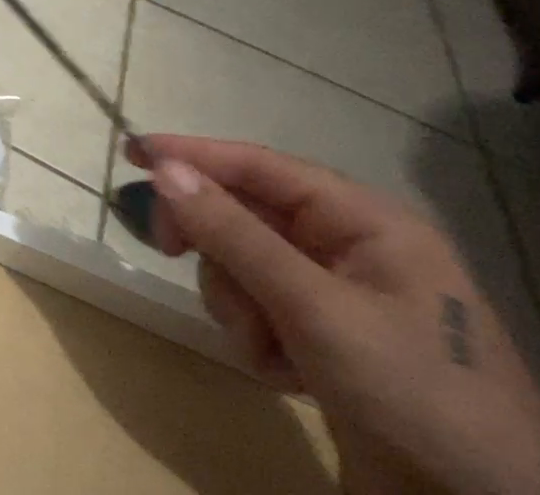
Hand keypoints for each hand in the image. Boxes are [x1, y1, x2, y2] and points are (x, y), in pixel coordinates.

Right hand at [124, 134, 539, 493]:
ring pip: (239, 267)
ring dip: (237, 306)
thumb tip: (163, 170)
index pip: (261, 167)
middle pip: (242, 216)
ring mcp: (336, 294)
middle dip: (214, 247)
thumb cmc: (409, 388)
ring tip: (269, 349)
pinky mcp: (322, 335)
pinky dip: (255, 337)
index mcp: (367, 223)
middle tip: (165, 251)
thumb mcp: (313, 308)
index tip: (130, 153)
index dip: (194, 155)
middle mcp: (350, 248)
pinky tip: (287, 373)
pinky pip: (255, 309)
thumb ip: (234, 235)